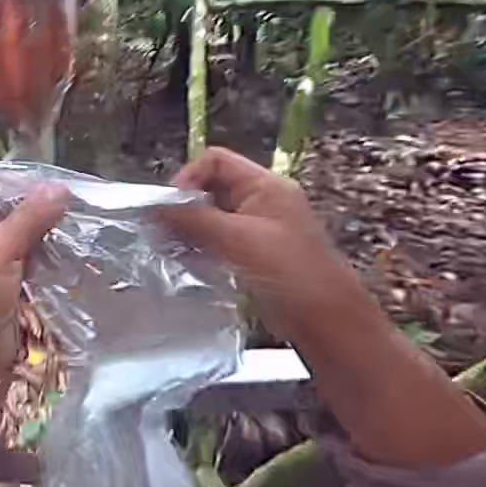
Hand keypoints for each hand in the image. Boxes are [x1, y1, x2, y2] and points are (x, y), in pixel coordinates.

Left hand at [0, 185, 68, 427]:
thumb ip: (31, 217)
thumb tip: (61, 187)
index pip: (0, 190)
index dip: (32, 187)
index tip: (72, 185)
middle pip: (17, 214)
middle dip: (49, 213)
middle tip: (89, 208)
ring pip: (30, 241)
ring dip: (55, 239)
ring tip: (91, 229)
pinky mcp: (11, 288)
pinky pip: (36, 266)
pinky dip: (54, 262)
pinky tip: (81, 255)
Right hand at [158, 146, 377, 348]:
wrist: (332, 326)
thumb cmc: (289, 273)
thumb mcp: (236, 239)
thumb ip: (192, 219)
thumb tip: (153, 208)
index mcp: (265, 186)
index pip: (215, 161)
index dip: (188, 176)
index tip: (170, 205)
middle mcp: (263, 201)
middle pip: (212, 187)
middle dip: (185, 205)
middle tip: (164, 228)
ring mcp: (261, 228)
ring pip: (213, 215)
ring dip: (190, 227)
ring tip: (171, 246)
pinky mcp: (257, 255)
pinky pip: (220, 239)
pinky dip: (201, 245)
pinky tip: (187, 260)